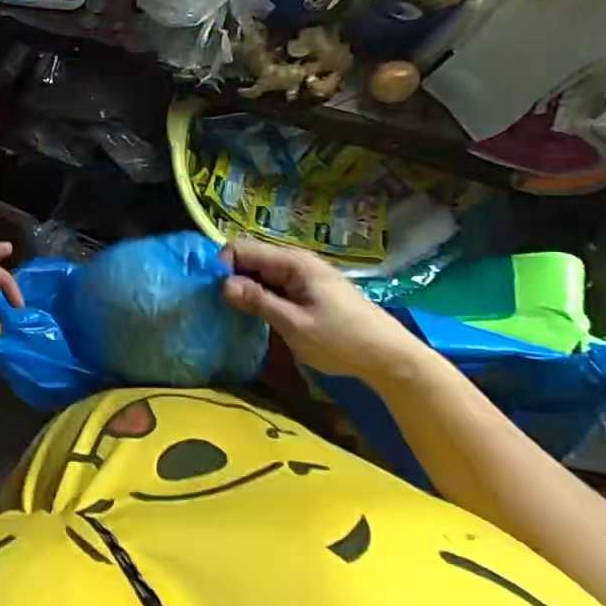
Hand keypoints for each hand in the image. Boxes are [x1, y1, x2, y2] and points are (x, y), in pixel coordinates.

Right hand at [220, 238, 430, 385]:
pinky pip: (272, 285)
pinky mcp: (305, 291)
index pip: (242, 248)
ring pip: (259, 273)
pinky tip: (255, 316)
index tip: (216, 294)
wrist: (389, 357)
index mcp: (294, 263)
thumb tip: (223, 284)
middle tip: (222, 307)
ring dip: (244, 289)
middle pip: (249, 258)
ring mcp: (302, 276)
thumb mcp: (294, 324)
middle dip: (231, 277)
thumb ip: (258, 301)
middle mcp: (296, 263)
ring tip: (234, 313)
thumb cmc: (342, 340)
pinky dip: (259, 296)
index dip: (224, 267)